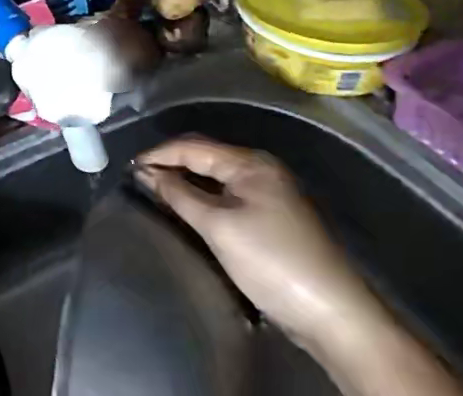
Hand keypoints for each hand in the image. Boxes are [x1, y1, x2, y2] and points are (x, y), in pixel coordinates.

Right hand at [133, 138, 380, 346]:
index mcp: (250, 162)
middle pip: (205, 157)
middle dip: (171, 164)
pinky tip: (188, 210)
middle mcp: (261, 169)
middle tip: (138, 178)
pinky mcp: (274, 217)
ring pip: (217, 177)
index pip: (193, 146)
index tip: (128, 167)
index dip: (158, 154)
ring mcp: (270, 193)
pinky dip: (204, 198)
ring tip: (156, 192)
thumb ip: (179, 195)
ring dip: (187, 182)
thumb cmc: (272, 262)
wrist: (335, 316)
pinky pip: (228, 195)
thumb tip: (146, 173)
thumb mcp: (218, 227)